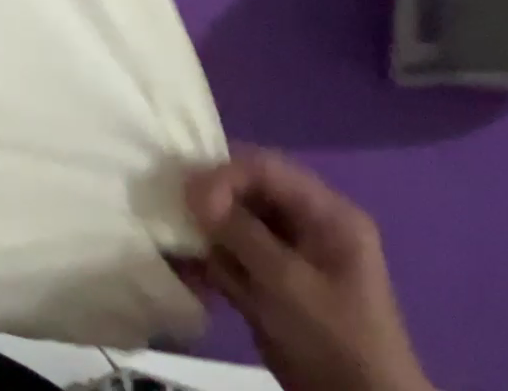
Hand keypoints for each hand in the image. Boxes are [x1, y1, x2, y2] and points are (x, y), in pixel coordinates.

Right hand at [182, 150, 430, 390]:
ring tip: (176, 244)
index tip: (190, 199)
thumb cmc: (334, 336)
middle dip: (206, 199)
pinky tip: (185, 270)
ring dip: (200, 230)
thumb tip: (190, 188)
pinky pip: (226, 251)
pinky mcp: (264, 277)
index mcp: (326, 215)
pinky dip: (203, 258)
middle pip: (244, 190)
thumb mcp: (288, 282)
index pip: (265, 169)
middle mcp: (304, 224)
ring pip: (229, 219)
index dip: (224, 175)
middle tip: (174, 211)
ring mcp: (283, 251)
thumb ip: (240, 230)